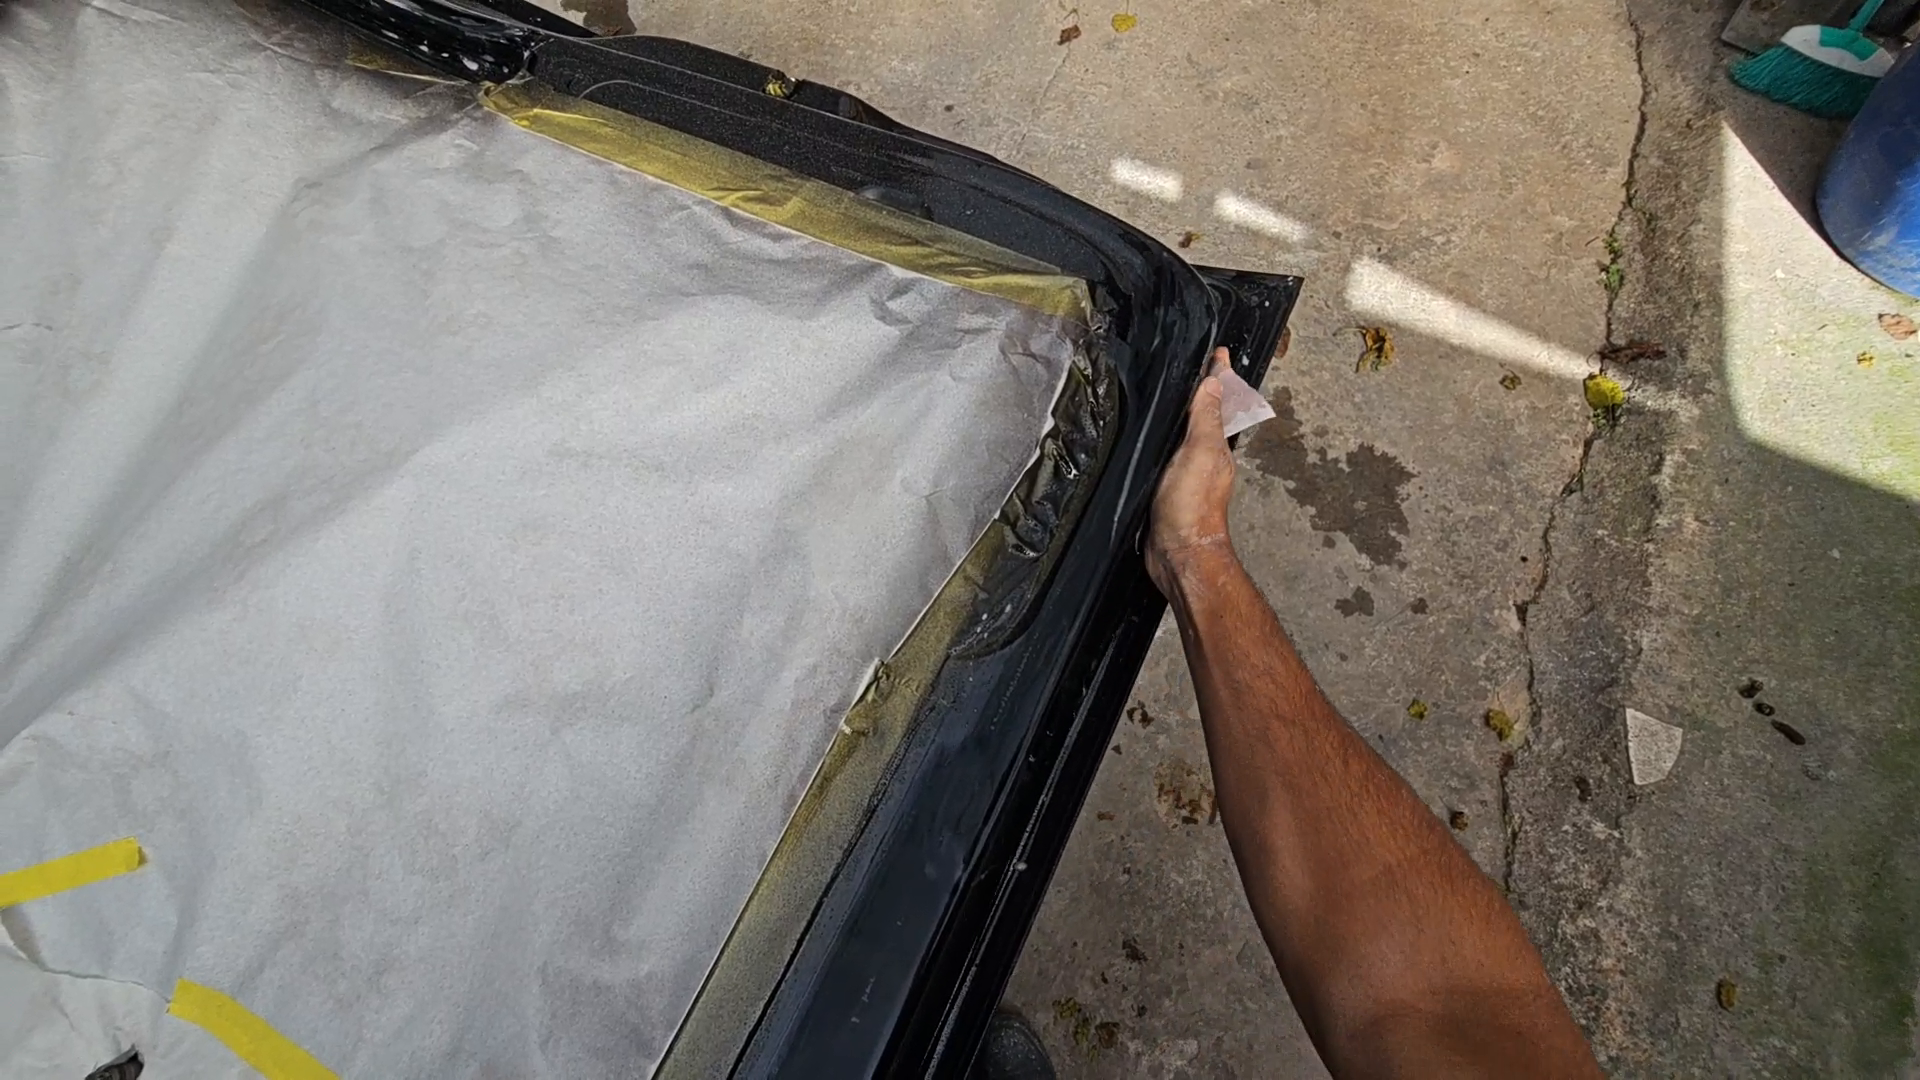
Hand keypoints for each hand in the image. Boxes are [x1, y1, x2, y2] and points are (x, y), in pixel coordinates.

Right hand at [1146, 347, 1237, 597]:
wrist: (1178, 553)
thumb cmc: (1191, 505)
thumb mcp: (1199, 453)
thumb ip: (1204, 418)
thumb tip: (1213, 381)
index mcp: (1216, 445)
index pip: (1218, 401)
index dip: (1217, 376)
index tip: (1219, 352)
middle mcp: (1206, 458)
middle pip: (1206, 417)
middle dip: (1206, 393)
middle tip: (1200, 369)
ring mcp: (1188, 476)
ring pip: (1188, 438)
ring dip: (1187, 418)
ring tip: (1180, 399)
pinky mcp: (1168, 493)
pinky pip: (1170, 459)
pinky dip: (1167, 444)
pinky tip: (1155, 443)